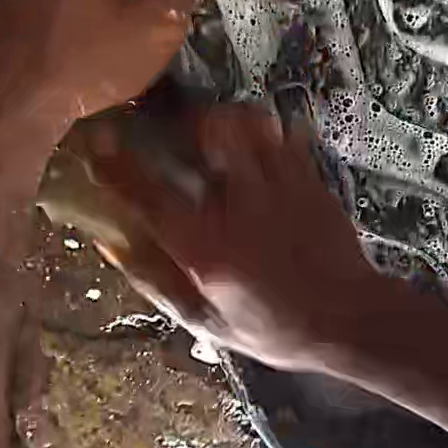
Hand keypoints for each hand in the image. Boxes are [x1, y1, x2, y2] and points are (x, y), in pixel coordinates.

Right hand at [87, 104, 447, 373]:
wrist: (348, 318)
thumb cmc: (274, 327)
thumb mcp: (205, 321)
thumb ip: (155, 279)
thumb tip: (109, 242)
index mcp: (205, 245)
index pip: (149, 192)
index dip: (117, 162)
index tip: (100, 140)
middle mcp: (241, 204)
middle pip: (210, 130)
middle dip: (190, 122)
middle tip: (183, 134)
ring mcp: (282, 185)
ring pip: (252, 122)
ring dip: (232, 120)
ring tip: (225, 138)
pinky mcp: (312, 179)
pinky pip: (289, 134)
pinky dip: (270, 132)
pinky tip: (264, 151)